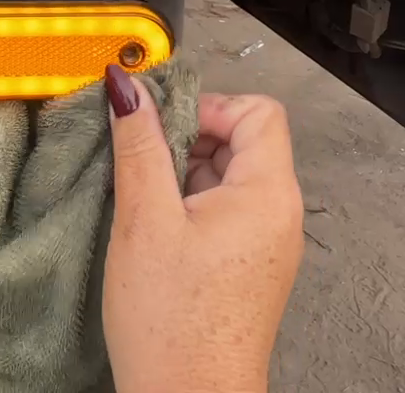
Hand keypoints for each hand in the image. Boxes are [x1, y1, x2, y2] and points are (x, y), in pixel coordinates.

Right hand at [101, 66, 304, 392]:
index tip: (163, 127)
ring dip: (184, 167)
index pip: (257, 111)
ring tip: (148, 199)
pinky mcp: (248, 260)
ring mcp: (265, 239)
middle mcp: (278, 213)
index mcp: (267, 194)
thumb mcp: (145, 217)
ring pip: (228, 169)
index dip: (209, 106)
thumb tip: (127, 83)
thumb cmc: (171, 320)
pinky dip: (189, 197)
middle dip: (190, 136)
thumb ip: (139, 142)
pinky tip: (157, 223)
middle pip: (243, 137)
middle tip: (146, 162)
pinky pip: (224, 203)